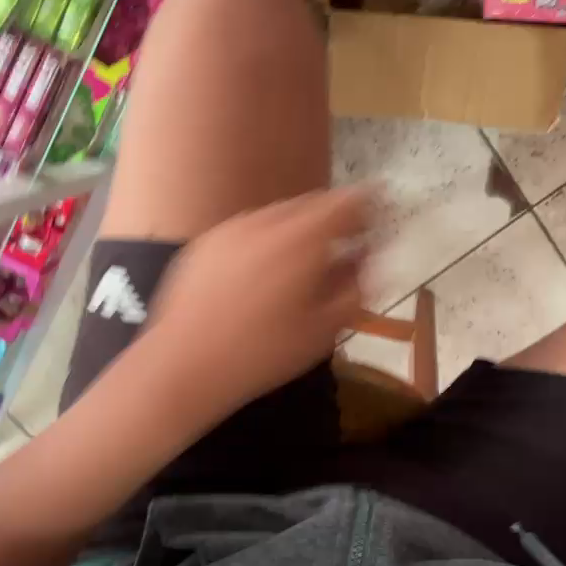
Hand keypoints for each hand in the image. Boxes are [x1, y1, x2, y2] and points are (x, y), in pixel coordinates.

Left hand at [140, 187, 372, 421]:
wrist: (186, 364)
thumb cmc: (265, 353)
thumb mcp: (326, 328)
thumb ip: (357, 287)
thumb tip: (371, 261)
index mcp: (304, 237)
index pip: (350, 201)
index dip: (372, 207)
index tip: (380, 223)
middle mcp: (268, 221)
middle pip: (313, 205)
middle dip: (335, 222)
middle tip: (347, 249)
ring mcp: (231, 229)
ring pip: (278, 218)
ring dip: (299, 233)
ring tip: (304, 270)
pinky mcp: (205, 244)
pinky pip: (247, 233)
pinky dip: (265, 244)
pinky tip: (263, 279)